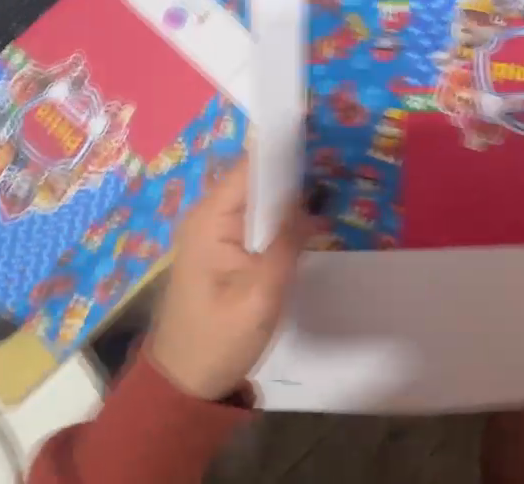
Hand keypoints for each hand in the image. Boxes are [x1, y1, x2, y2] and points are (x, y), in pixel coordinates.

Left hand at [144, 159, 313, 401]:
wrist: (184, 386)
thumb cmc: (218, 340)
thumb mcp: (261, 293)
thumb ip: (288, 242)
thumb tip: (313, 196)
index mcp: (211, 219)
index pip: (251, 167)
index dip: (286, 151)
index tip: (322, 137)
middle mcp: (209, 215)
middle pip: (257, 177)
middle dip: (294, 170)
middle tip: (339, 163)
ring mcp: (215, 232)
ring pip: (260, 198)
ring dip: (291, 193)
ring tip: (333, 182)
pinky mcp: (224, 248)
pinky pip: (257, 218)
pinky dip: (282, 214)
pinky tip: (312, 216)